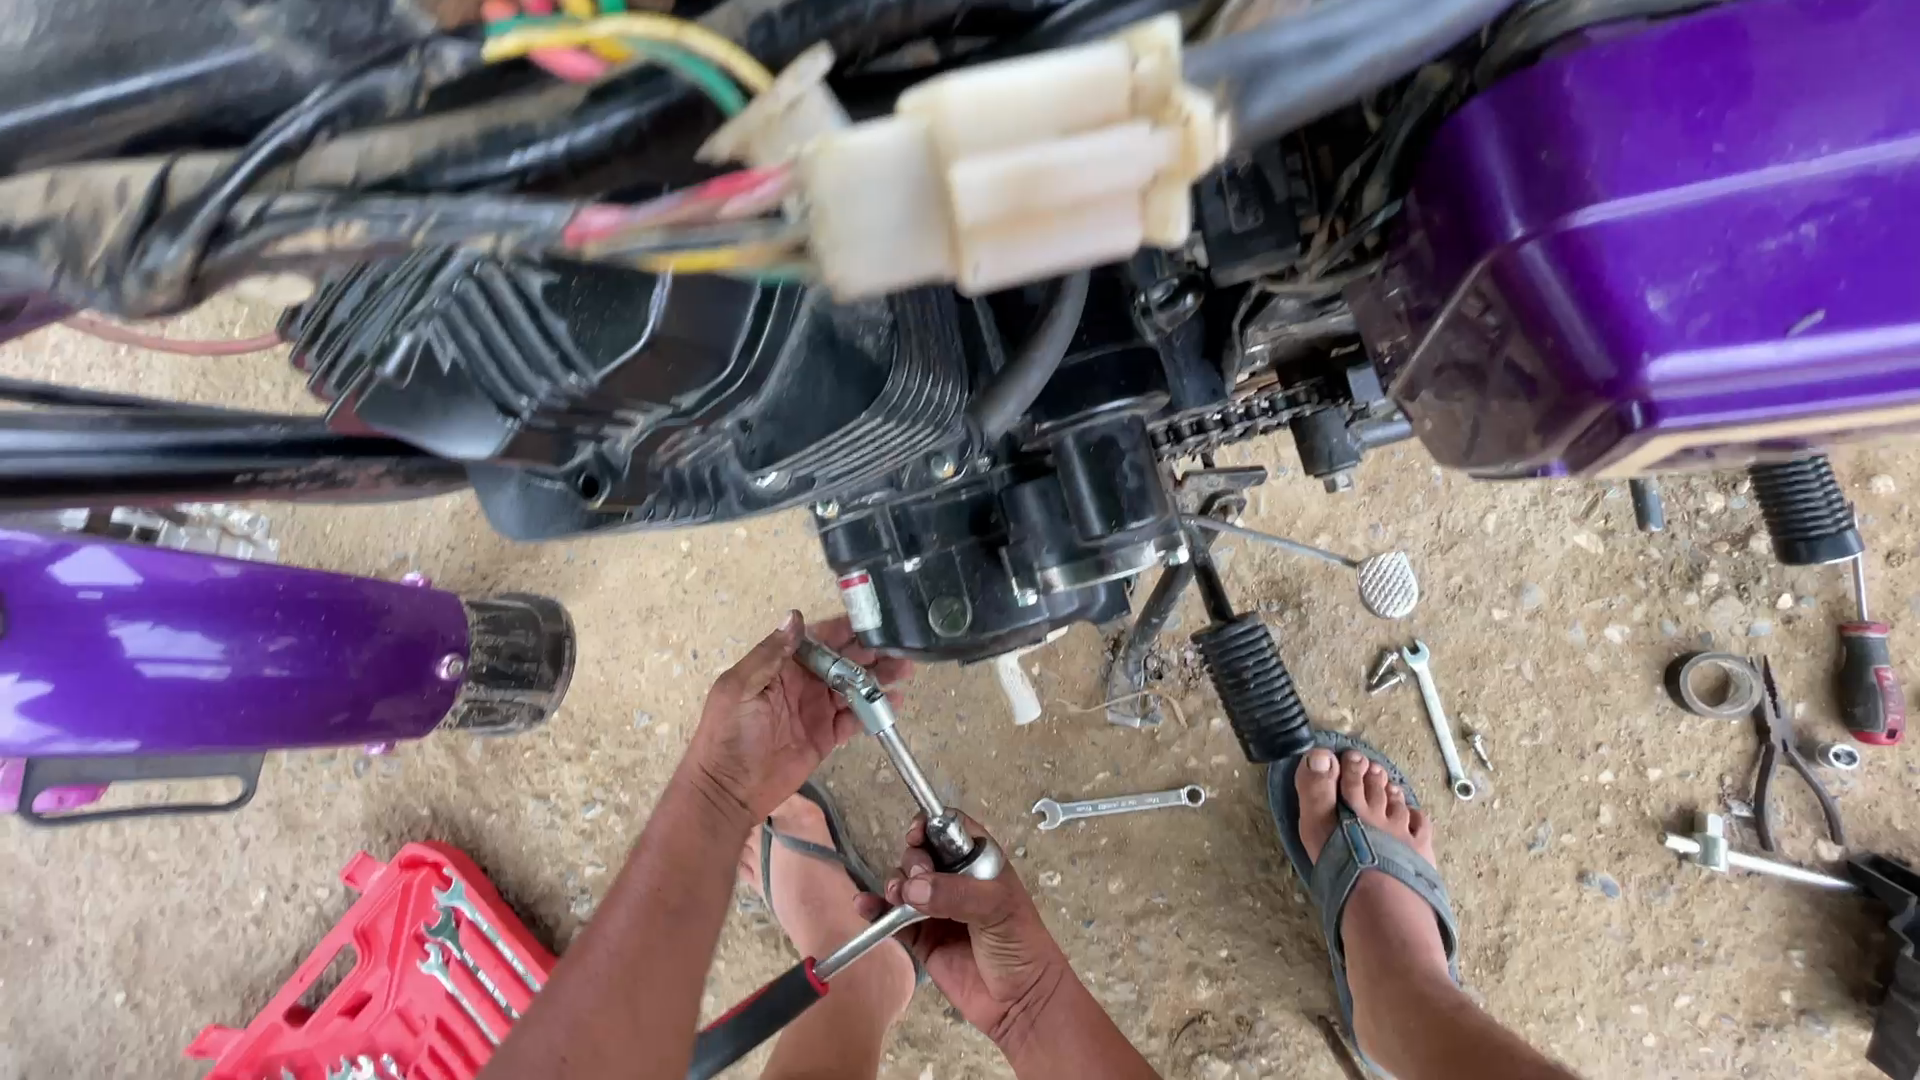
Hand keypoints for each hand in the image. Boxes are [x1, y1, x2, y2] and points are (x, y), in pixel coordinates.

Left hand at [682, 610, 912, 824]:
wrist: (726, 791)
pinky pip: (854, 719)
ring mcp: (816, 710)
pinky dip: (875, 710)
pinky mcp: (826, 736)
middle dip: (870, 653)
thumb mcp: (740, 688)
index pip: (817, 640)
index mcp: (781, 667)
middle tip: (899, 648)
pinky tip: (895, 702)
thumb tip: (795, 617)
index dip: (843, 630)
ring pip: (853, 687)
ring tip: (904, 671)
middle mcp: (802, 683)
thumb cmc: (728, 735)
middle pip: (842, 662)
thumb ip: (769, 654)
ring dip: (878, 678)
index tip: (871, 622)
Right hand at [855, 816, 1070, 1047]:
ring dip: (894, 883)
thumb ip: (956, 893)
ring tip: (898, 897)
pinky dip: (876, 910)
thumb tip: (913, 887)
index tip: (915, 835)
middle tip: (919, 879)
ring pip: (905, 883)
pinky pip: (892, 919)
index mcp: (978, 861)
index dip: (930, 825)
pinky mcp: (921, 937)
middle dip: (913, 861)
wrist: (1021, 1002)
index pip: (949, 829)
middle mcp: (955, 879)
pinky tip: (864, 906)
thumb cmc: (1021, 943)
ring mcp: (936, 908)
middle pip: (921, 853)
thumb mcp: (997, 907)